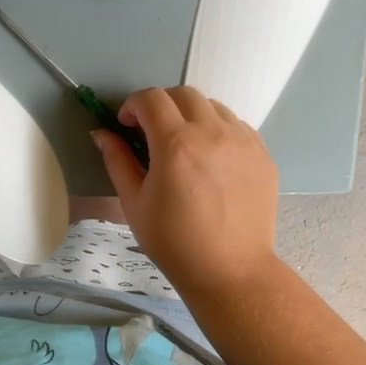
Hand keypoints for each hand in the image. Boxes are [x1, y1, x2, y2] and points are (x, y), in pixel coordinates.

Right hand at [94, 86, 279, 293]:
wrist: (230, 270)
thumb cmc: (173, 241)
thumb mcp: (134, 202)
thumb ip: (117, 160)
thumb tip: (101, 133)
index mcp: (176, 144)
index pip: (151, 99)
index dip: (132, 106)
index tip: (126, 126)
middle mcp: (213, 133)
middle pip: (184, 93)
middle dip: (161, 104)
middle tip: (151, 131)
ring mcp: (243, 142)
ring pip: (213, 106)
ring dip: (191, 115)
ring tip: (184, 144)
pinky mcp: (263, 155)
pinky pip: (237, 126)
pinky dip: (217, 130)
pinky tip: (210, 159)